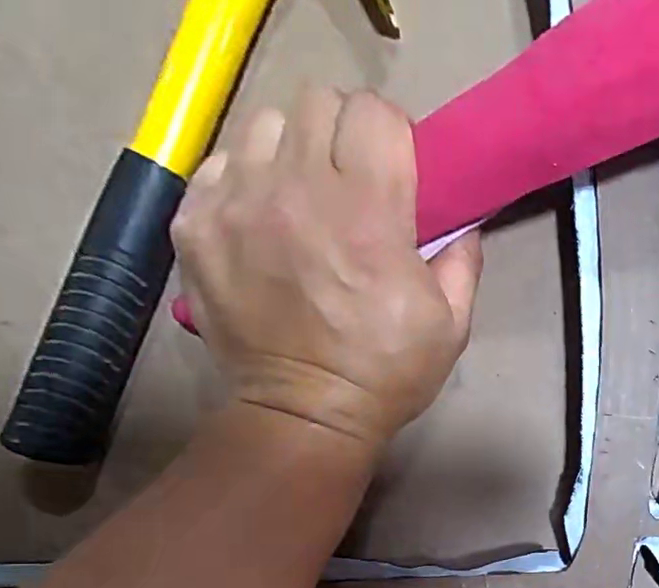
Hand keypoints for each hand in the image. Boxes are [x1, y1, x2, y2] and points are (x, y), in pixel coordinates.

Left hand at [172, 87, 483, 448]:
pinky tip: (264, 221)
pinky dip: (247, 181)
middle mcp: (298, 192)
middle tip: (352, 179)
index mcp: (369, 214)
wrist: (304, 414)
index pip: (374, 114)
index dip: (392, 134)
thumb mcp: (450, 327)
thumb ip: (462, 263)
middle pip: (316, 101)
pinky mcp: (196, 224)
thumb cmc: (387, 373)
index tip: (396, 166)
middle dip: (343, 132)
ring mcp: (237, 204)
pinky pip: (220, 166)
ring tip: (304, 198)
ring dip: (292, 151)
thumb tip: (462, 223)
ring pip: (264, 126)